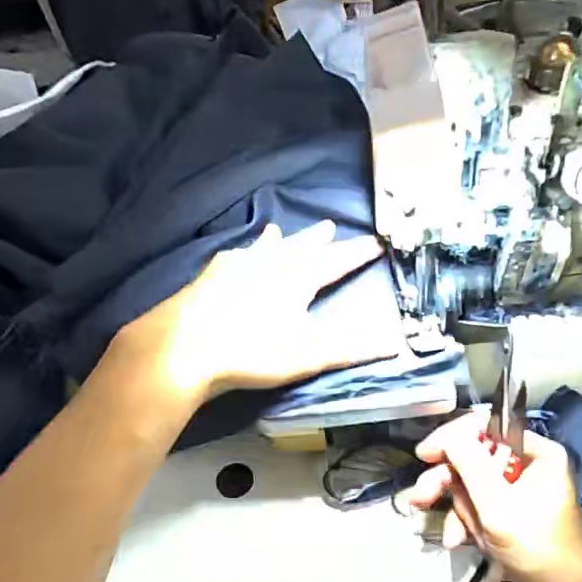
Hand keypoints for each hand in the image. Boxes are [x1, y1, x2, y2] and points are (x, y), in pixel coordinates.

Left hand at [120, 221, 400, 405]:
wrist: (187, 346)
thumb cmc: (254, 352)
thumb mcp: (309, 355)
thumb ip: (351, 350)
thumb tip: (394, 345)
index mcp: (298, 281)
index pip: (336, 263)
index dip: (356, 254)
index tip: (375, 243)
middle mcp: (270, 266)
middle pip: (300, 248)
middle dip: (317, 240)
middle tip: (329, 226)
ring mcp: (237, 268)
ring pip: (263, 248)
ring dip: (277, 241)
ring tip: (279, 230)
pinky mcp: (210, 278)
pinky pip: (232, 258)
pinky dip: (240, 253)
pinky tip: (235, 254)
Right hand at [402, 411, 581, 581]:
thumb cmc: (538, 550)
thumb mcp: (498, 508)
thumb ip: (472, 467)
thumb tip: (449, 436)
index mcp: (536, 452)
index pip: (487, 427)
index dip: (452, 438)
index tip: (425, 455)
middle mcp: (528, 462)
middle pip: (474, 456)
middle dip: (448, 482)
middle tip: (420, 499)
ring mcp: (519, 486)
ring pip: (471, 483)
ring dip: (457, 510)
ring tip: (455, 537)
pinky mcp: (511, 507)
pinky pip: (479, 503)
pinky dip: (467, 521)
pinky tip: (461, 542)